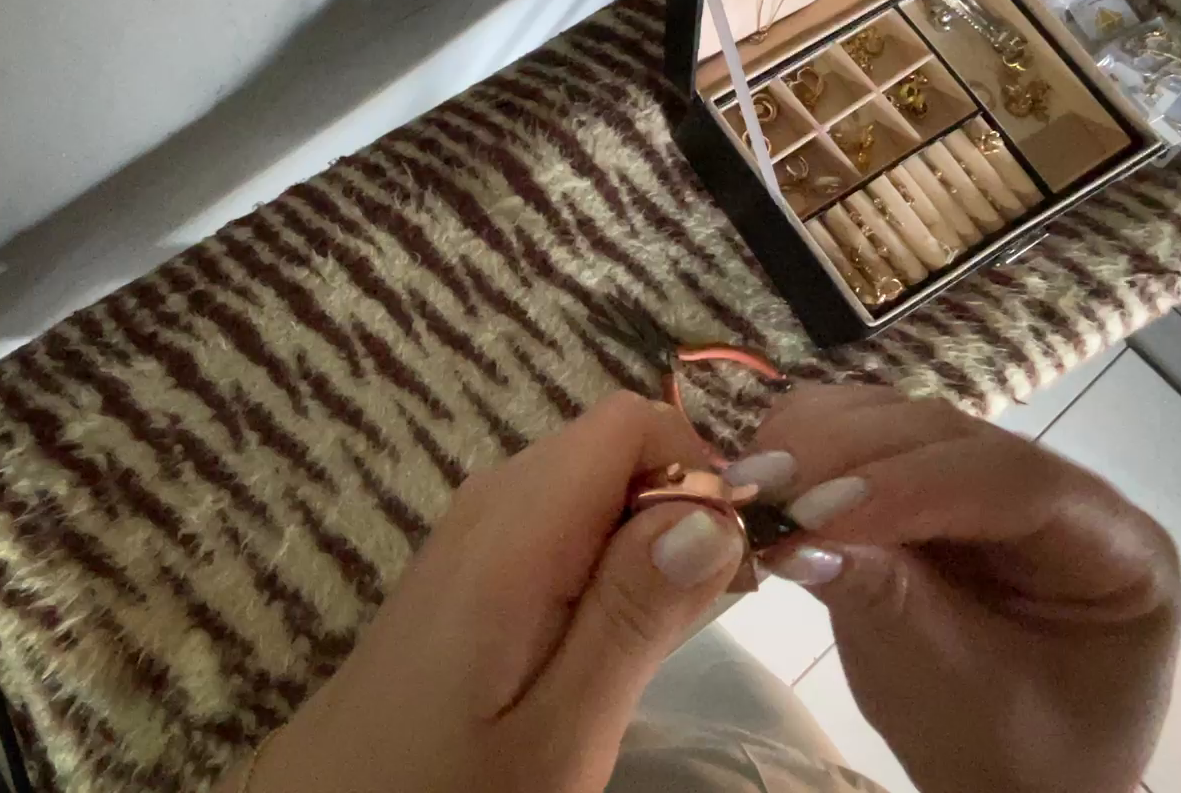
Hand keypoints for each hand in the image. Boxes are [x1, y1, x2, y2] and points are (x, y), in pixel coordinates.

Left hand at [218, 392, 747, 792]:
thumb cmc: (447, 786)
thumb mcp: (560, 730)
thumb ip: (634, 612)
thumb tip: (711, 512)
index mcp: (516, 524)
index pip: (630, 424)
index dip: (697, 470)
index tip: (733, 561)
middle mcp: (495, 493)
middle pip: (616, 444)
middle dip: (680, 500)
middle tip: (701, 609)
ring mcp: (479, 516)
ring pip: (594, 475)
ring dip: (646, 530)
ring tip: (652, 632)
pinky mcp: (476, 545)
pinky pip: (563, 509)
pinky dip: (607, 547)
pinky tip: (603, 627)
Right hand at [727, 386, 1180, 792]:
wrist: (992, 762)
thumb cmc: (999, 746)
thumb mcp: (947, 685)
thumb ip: (880, 599)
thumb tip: (785, 534)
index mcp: (1112, 546)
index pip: (1011, 484)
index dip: (908, 485)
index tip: (812, 513)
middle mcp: (1048, 485)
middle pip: (939, 433)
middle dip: (842, 456)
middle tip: (759, 487)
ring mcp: (974, 467)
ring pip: (887, 413)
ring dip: (810, 439)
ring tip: (751, 482)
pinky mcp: (912, 467)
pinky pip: (852, 425)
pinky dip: (801, 440)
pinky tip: (767, 472)